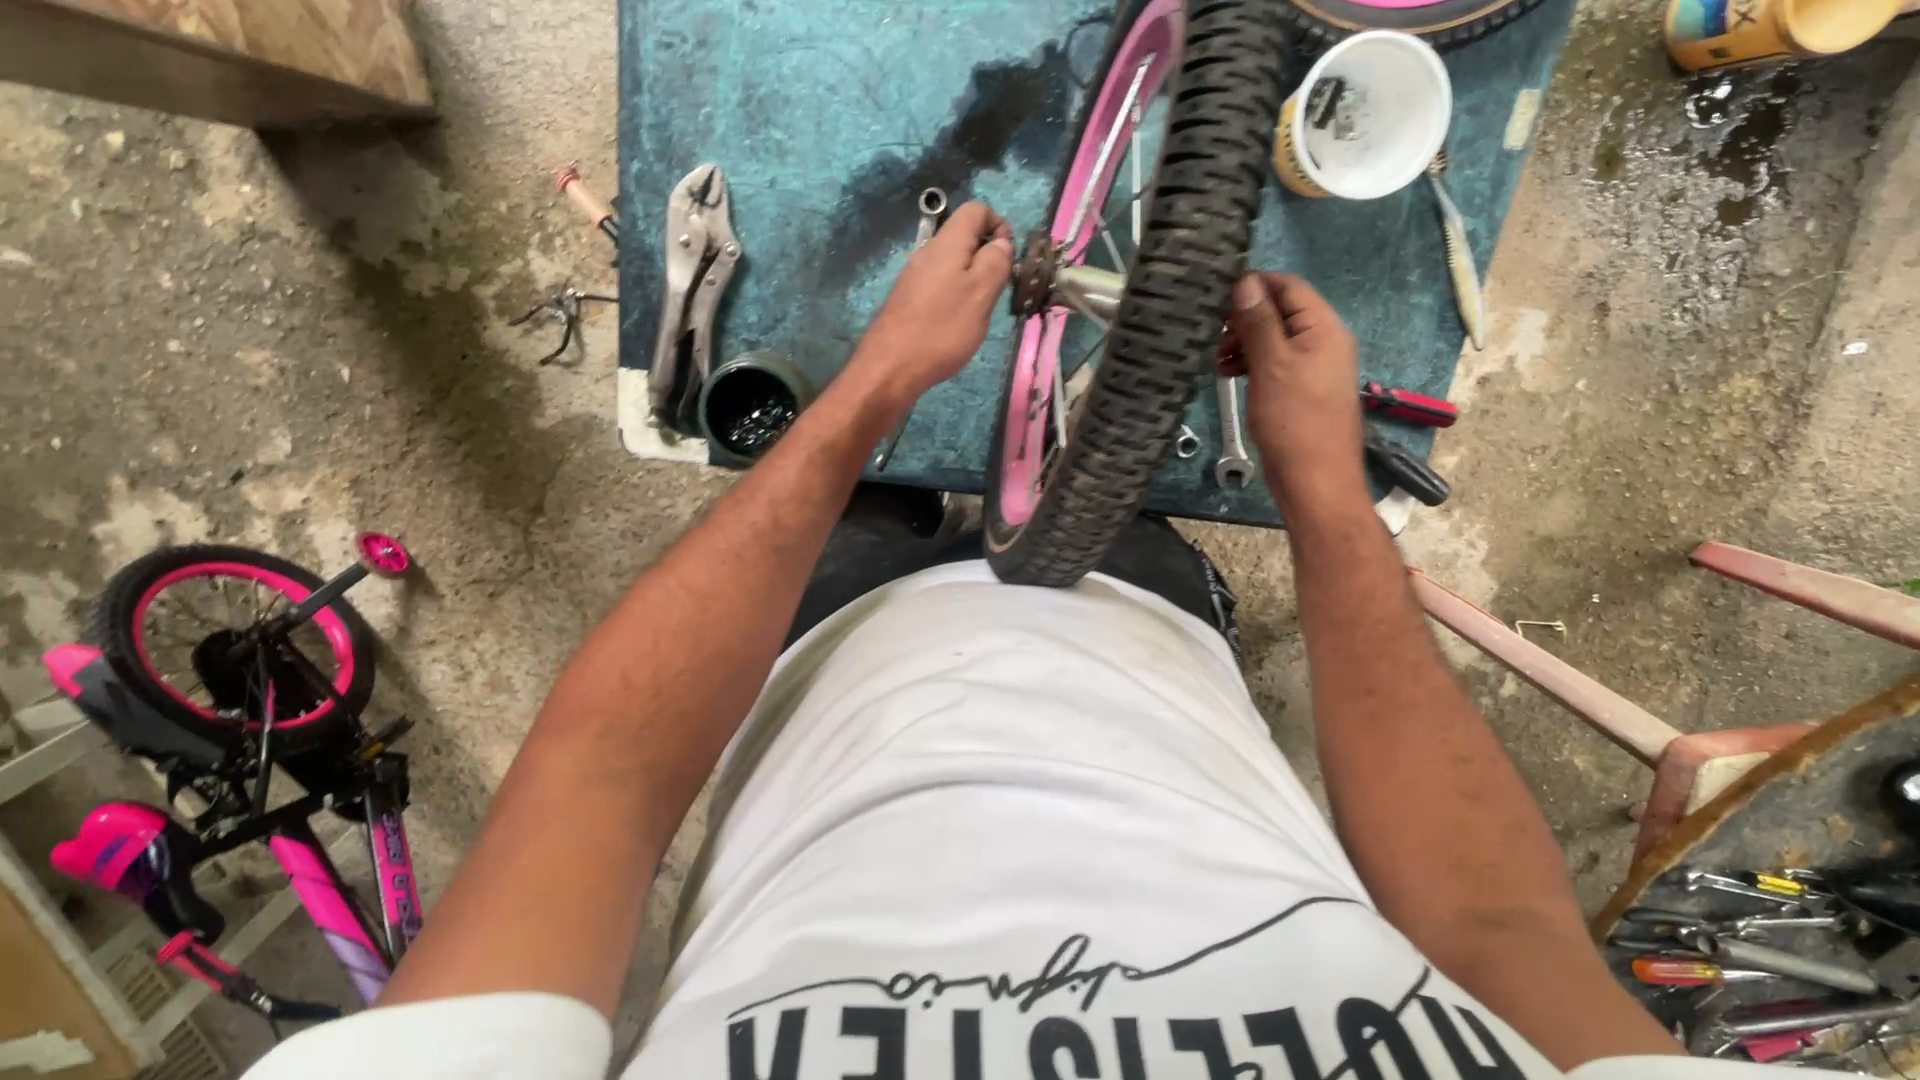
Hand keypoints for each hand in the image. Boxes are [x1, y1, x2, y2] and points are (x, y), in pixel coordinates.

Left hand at [847, 202, 1014, 409]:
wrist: (891, 367)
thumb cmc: (942, 328)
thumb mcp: (981, 293)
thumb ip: (996, 262)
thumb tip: (1001, 242)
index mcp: (947, 243)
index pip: (976, 210)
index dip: (998, 224)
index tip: (1009, 257)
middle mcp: (927, 252)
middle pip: (964, 236)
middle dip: (987, 255)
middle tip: (998, 288)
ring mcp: (915, 276)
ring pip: (952, 263)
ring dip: (973, 278)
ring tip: (979, 309)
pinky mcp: (908, 299)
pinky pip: (940, 284)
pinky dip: (955, 294)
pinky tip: (957, 322)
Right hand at [1223, 272, 1365, 510]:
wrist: (1314, 479)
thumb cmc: (1294, 419)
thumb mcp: (1271, 365)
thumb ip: (1259, 322)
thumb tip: (1245, 282)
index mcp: (1323, 328)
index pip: (1288, 286)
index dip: (1253, 285)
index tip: (1214, 296)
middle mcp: (1322, 341)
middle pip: (1280, 312)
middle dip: (1243, 318)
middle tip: (1210, 335)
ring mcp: (1312, 367)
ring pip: (1273, 339)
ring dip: (1243, 343)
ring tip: (1216, 361)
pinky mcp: (1299, 390)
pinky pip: (1274, 364)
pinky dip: (1251, 364)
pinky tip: (1229, 375)